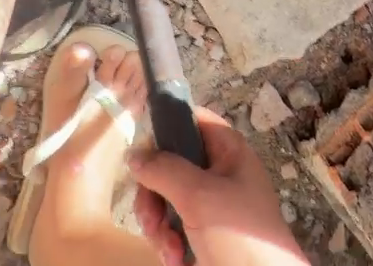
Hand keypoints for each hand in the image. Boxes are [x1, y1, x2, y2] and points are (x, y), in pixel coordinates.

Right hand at [130, 109, 307, 265]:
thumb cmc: (238, 233)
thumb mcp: (200, 196)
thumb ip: (165, 170)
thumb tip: (134, 152)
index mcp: (228, 149)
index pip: (191, 119)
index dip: (165, 128)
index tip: (139, 150)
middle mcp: (219, 170)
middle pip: (170, 163)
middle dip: (154, 195)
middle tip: (152, 221)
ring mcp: (211, 202)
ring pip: (166, 198)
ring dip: (159, 226)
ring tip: (170, 251)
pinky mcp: (203, 232)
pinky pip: (172, 226)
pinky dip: (168, 243)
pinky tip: (177, 261)